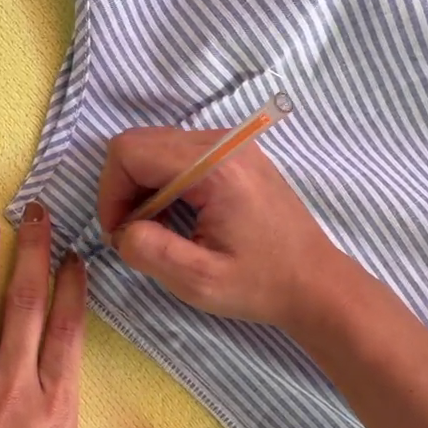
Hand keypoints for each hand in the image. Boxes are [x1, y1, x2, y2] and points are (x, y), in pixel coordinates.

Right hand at [97, 128, 346, 329]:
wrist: (316, 284)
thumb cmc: (260, 285)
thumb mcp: (197, 280)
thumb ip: (148, 250)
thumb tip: (122, 231)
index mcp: (214, 167)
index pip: (130, 152)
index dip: (111, 193)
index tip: (119, 234)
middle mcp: (223, 143)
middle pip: (139, 144)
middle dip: (122, 190)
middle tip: (133, 234)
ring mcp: (231, 144)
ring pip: (155, 147)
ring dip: (141, 188)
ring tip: (156, 230)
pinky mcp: (235, 155)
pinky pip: (177, 155)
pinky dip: (162, 184)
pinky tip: (176, 218)